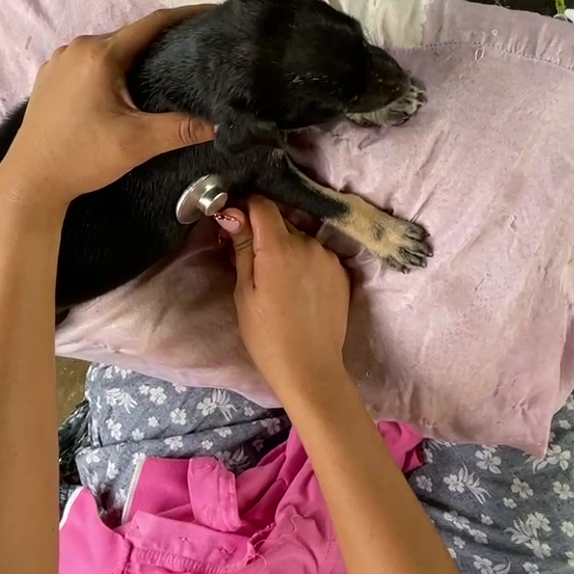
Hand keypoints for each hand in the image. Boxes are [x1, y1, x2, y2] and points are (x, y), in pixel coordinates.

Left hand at [0, 6, 216, 209]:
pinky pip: (90, 62)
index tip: (211, 14)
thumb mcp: (137, 143)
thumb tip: (217, 124)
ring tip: (167, 69)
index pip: (152, 24)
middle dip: (163, 41)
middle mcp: (77, 48)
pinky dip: (113, 68)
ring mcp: (59, 61)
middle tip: (195, 51)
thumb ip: (180, 129)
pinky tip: (127, 86)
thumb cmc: (82, 156)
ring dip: (137, 56)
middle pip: (130, 36)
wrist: (29, 181)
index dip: (185, 17)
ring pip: (110, 50)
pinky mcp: (50, 78)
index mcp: (100, 54)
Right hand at [217, 198, 351, 398]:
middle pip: (282, 221)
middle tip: (250, 256)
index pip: (263, 205)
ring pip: (300, 238)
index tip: (234, 221)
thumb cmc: (267, 336)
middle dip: (264, 231)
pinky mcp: (341, 271)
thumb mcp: (244, 292)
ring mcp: (329, 257)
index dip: (246, 207)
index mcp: (279, 247)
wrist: (310, 368)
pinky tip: (297, 287)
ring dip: (286, 247)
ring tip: (276, 279)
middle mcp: (308, 244)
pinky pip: (316, 254)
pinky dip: (304, 261)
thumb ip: (242, 247)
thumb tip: (232, 212)